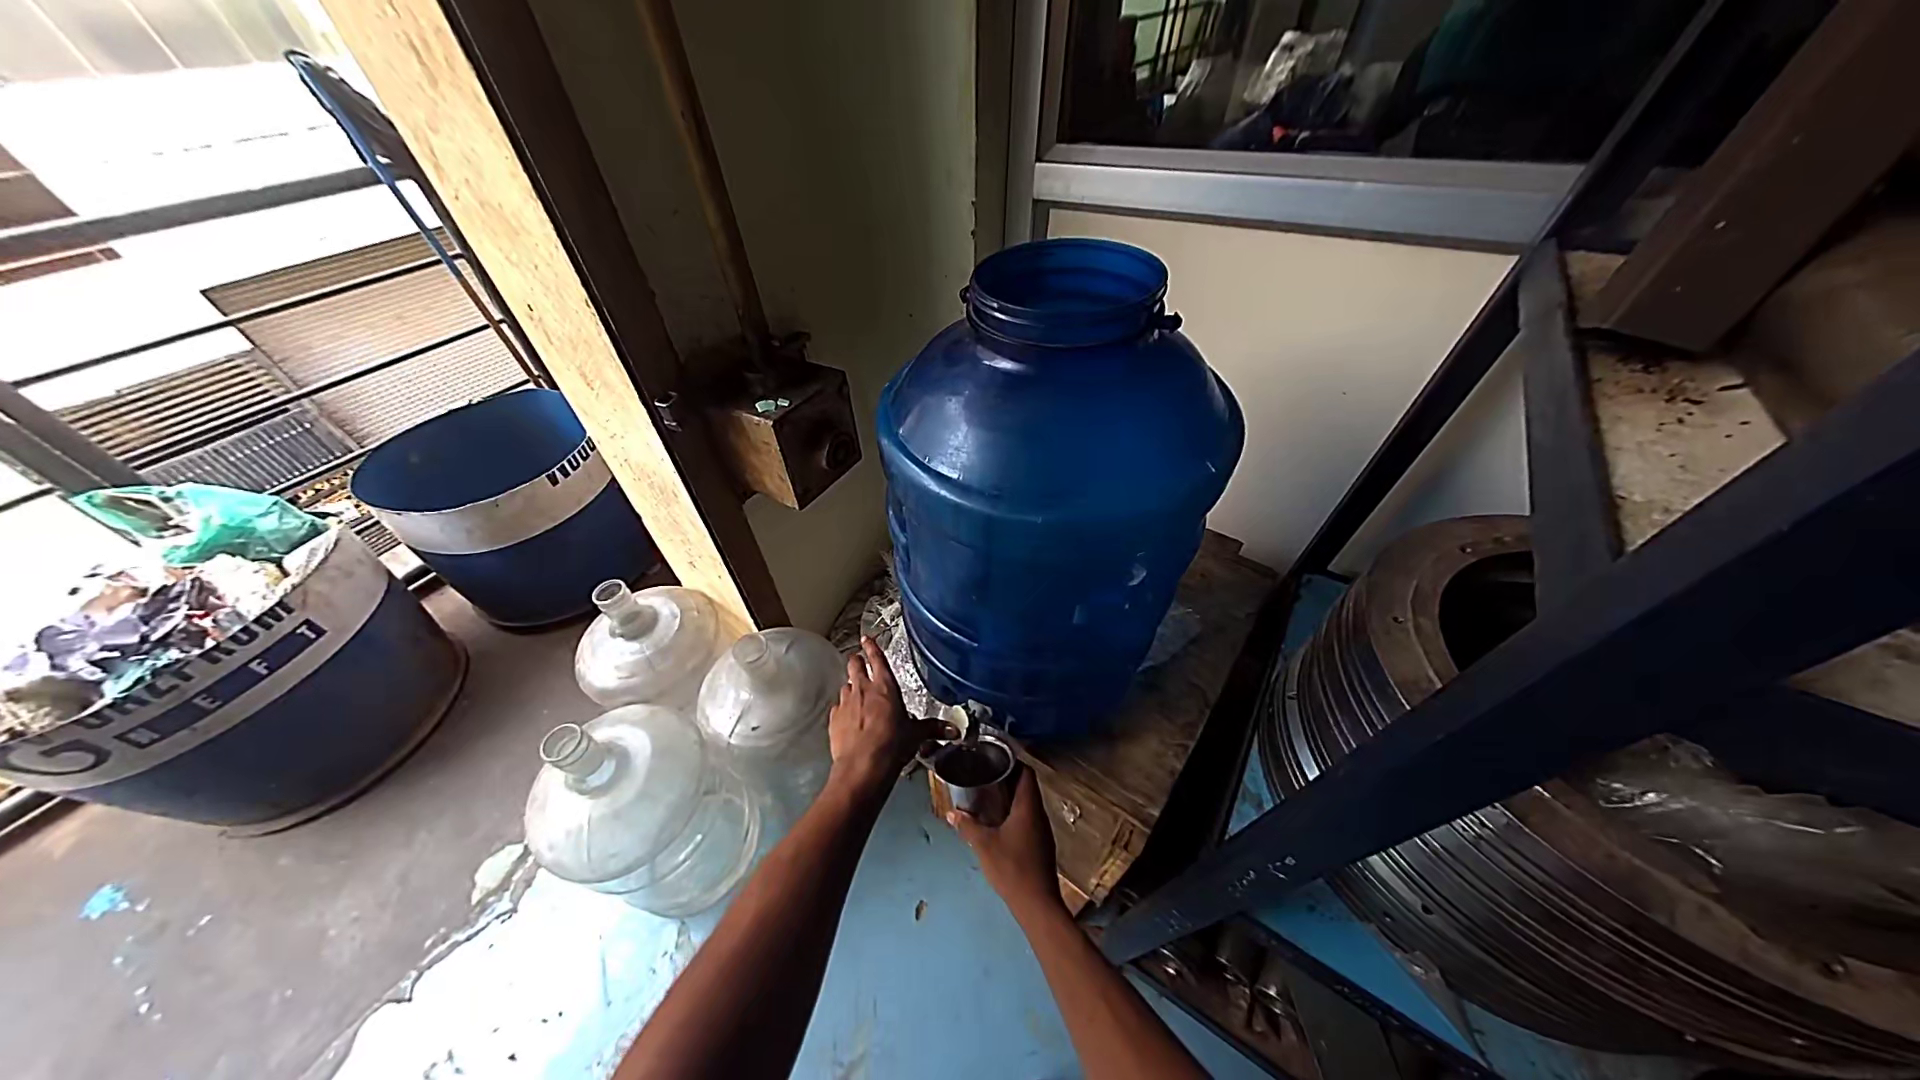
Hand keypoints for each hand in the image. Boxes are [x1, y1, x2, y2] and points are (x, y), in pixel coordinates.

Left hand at [827, 637, 931, 798]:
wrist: (863, 766)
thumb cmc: (891, 745)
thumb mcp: (916, 735)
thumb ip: (932, 728)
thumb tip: (951, 730)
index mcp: (885, 686)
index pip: (877, 658)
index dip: (872, 646)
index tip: (867, 639)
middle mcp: (863, 689)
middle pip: (855, 664)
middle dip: (857, 661)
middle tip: (860, 663)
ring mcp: (845, 702)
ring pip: (845, 685)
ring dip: (851, 687)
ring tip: (858, 696)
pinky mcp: (833, 719)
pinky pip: (837, 708)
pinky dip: (843, 710)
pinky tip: (849, 719)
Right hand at [948, 768, 1059, 918]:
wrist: (1037, 903)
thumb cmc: (1012, 868)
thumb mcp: (984, 845)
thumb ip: (968, 826)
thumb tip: (952, 813)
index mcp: (1028, 807)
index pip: (1026, 773)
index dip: (1013, 762)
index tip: (995, 758)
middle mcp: (1039, 815)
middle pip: (1027, 787)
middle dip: (1009, 779)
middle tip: (986, 776)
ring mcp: (1043, 831)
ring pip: (1029, 804)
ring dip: (1012, 797)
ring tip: (989, 796)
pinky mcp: (1042, 845)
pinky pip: (1029, 820)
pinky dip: (1016, 814)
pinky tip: (1000, 822)